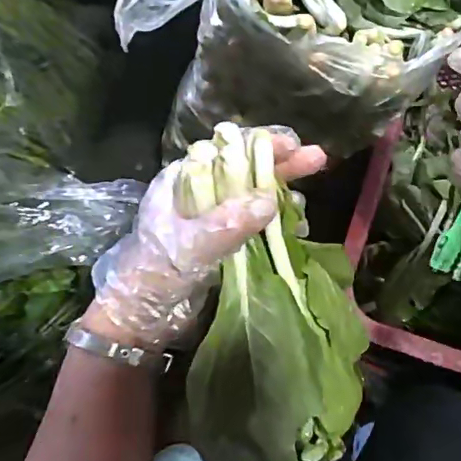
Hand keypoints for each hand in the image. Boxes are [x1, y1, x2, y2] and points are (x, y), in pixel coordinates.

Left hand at [82, 131, 326, 347]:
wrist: (144, 315)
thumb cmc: (155, 274)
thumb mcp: (189, 248)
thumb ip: (226, 224)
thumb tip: (269, 201)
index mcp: (183, 180)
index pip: (226, 150)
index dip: (260, 145)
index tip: (291, 146)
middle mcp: (201, 191)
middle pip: (246, 167)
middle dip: (281, 161)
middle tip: (317, 158)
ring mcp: (215, 215)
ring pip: (254, 191)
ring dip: (283, 187)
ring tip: (311, 187)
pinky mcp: (227, 237)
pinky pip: (256, 219)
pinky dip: (277, 215)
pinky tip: (296, 217)